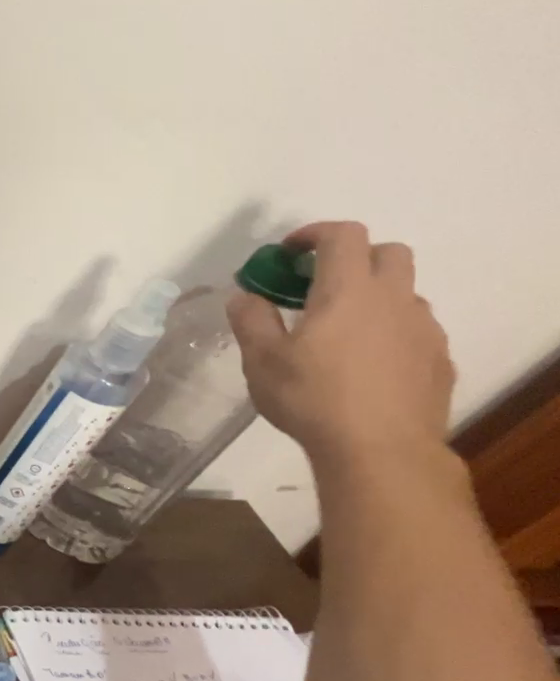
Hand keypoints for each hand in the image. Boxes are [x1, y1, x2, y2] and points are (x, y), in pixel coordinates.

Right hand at [228, 221, 455, 466]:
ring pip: (402, 292)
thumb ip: (251, 321)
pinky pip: (412, 328)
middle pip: (386, 252)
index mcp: (347, 292)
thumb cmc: (311, 398)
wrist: (379, 446)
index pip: (342, 237)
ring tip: (337, 332)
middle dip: (352, 257)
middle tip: (316, 286)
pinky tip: (361, 364)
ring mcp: (422, 326)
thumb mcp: (261, 361)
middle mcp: (393, 299)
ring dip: (371, 296)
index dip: (314, 234)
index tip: (287, 252)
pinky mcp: (436, 356)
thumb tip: (245, 296)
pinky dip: (386, 330)